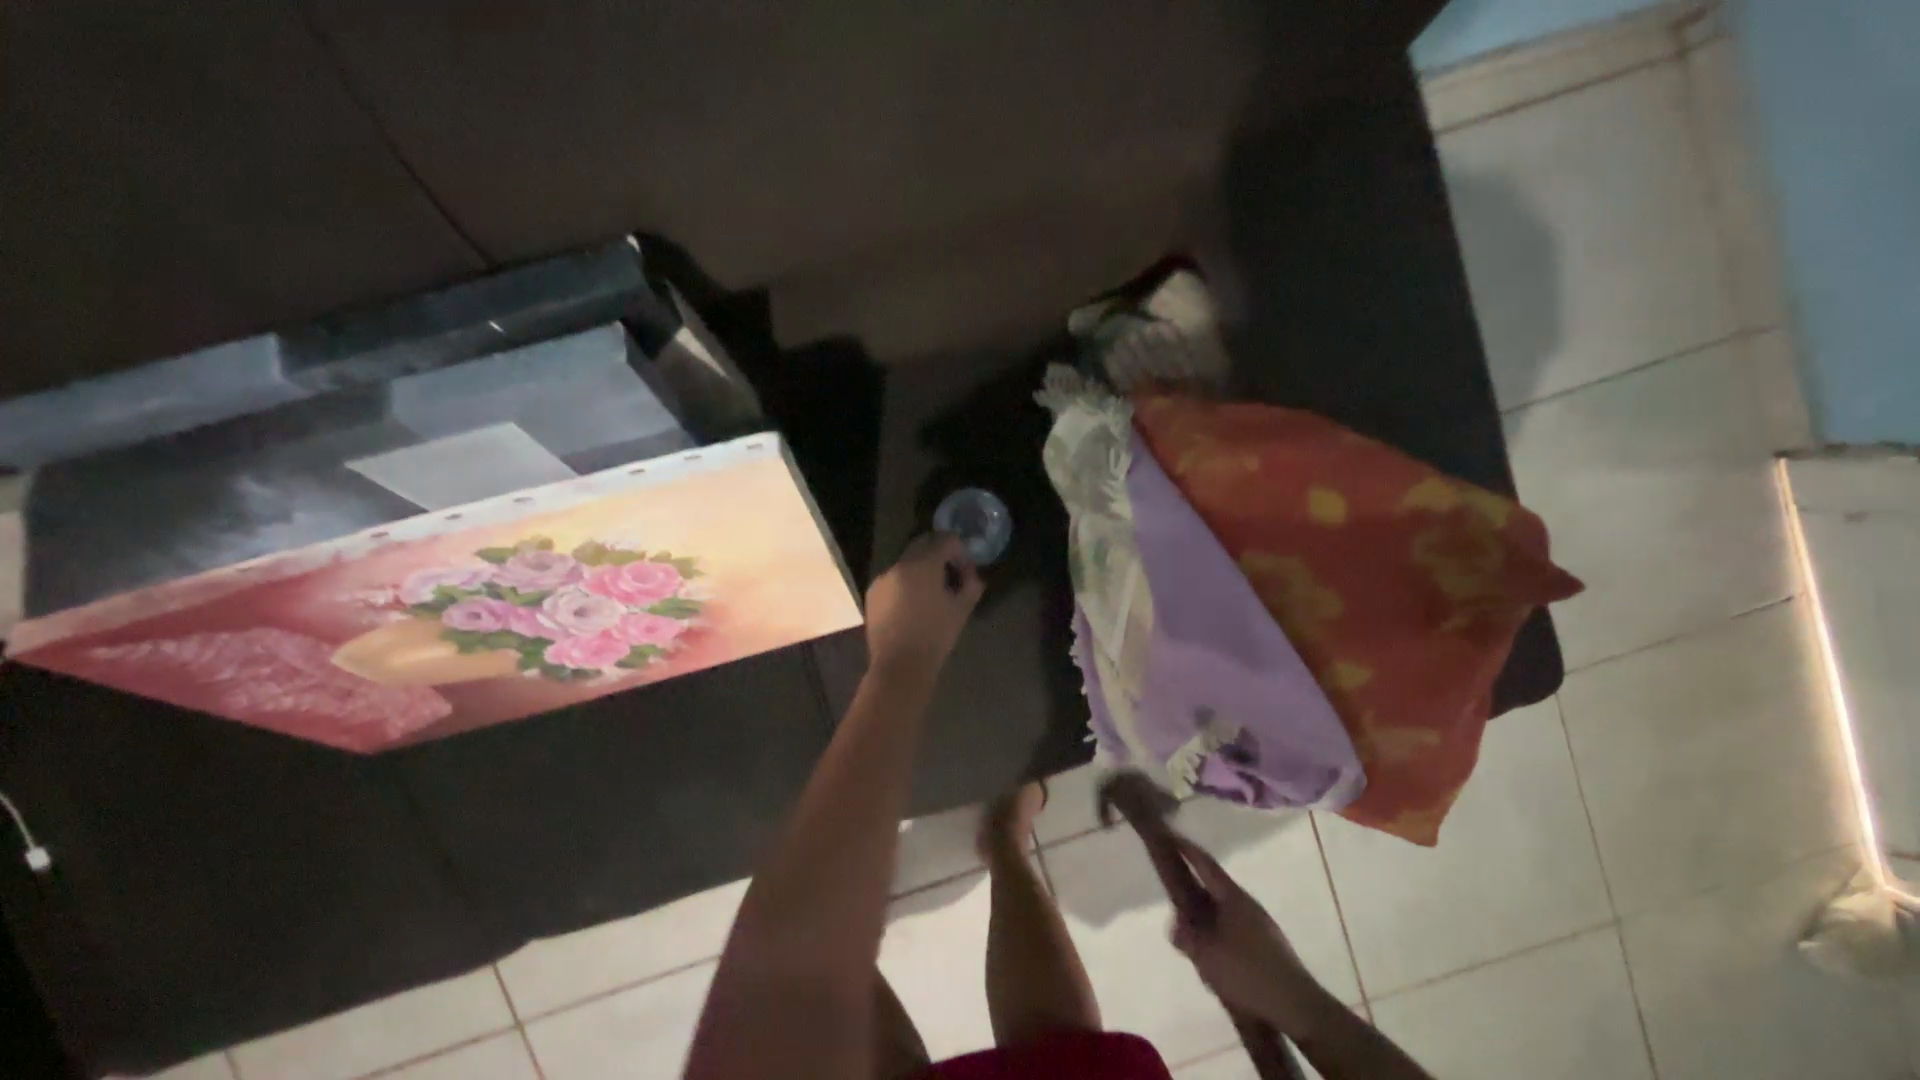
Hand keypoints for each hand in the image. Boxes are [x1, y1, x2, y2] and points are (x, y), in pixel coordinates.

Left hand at [864, 533, 982, 676]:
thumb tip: (971, 575)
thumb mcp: (962, 610)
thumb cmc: (935, 637)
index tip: (966, 572)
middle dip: (940, 556)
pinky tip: (913, 606)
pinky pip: (894, 579)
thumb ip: (971, 584)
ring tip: (932, 595)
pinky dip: (906, 584)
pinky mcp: (872, 594)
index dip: (960, 552)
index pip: (946, 540)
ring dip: (922, 570)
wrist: (899, 666)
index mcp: (922, 565)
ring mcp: (882, 579)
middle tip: (951, 578)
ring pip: (907, 563)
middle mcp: (898, 565)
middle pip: (923, 546)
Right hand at [1170, 837, 1336, 1036]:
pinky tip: (1213, 962)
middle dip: (1194, 891)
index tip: (1171, 835)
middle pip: (1215, 890)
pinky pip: (1233, 933)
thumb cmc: (1247, 971)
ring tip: (1191, 939)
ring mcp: (1260, 927)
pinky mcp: (1267, 948)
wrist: (1296, 1005)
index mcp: (1234, 898)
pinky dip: (1218, 938)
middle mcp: (1248, 906)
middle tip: (1174, 896)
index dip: (1187, 850)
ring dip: (1206, 920)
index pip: (1207, 866)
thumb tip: (1175, 924)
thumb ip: (1185, 936)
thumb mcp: (1206, 954)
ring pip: (1224, 915)